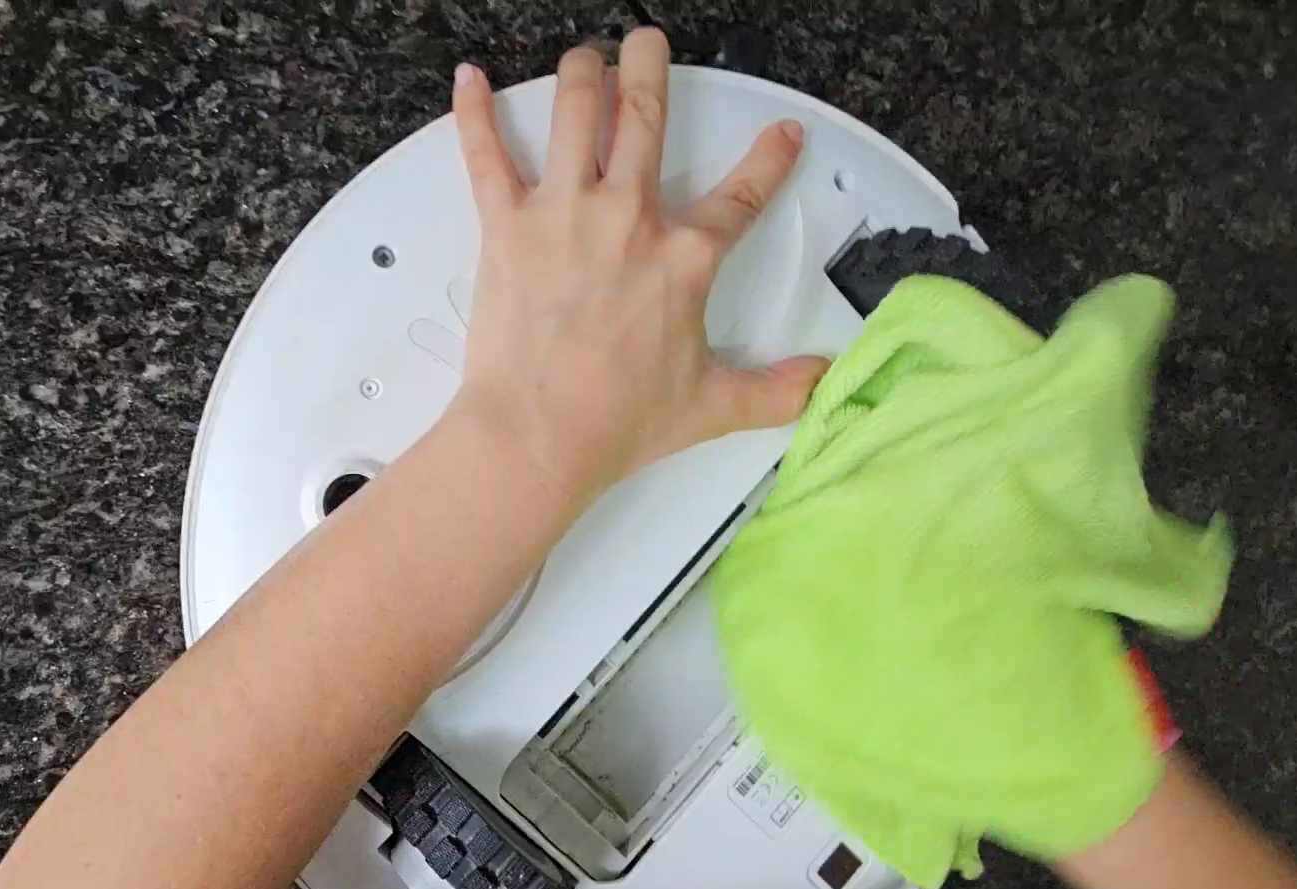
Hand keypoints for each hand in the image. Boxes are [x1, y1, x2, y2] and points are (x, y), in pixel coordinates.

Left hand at [448, 29, 828, 502]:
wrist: (538, 435)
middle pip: (645, 118)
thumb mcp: (711, 407)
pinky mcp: (507, 228)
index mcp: (684, 258)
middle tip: (646, 44)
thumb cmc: (615, 421)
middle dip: (649, 69)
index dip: (768, 162)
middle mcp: (628, 217)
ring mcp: (564, 213)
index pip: (741, 196)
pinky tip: (470, 80)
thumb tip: (825, 381)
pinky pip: (486, 155)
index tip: (781, 137)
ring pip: (574, 112)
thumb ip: (776, 390)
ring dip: (581, 73)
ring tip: (583, 56)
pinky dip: (474, 113)